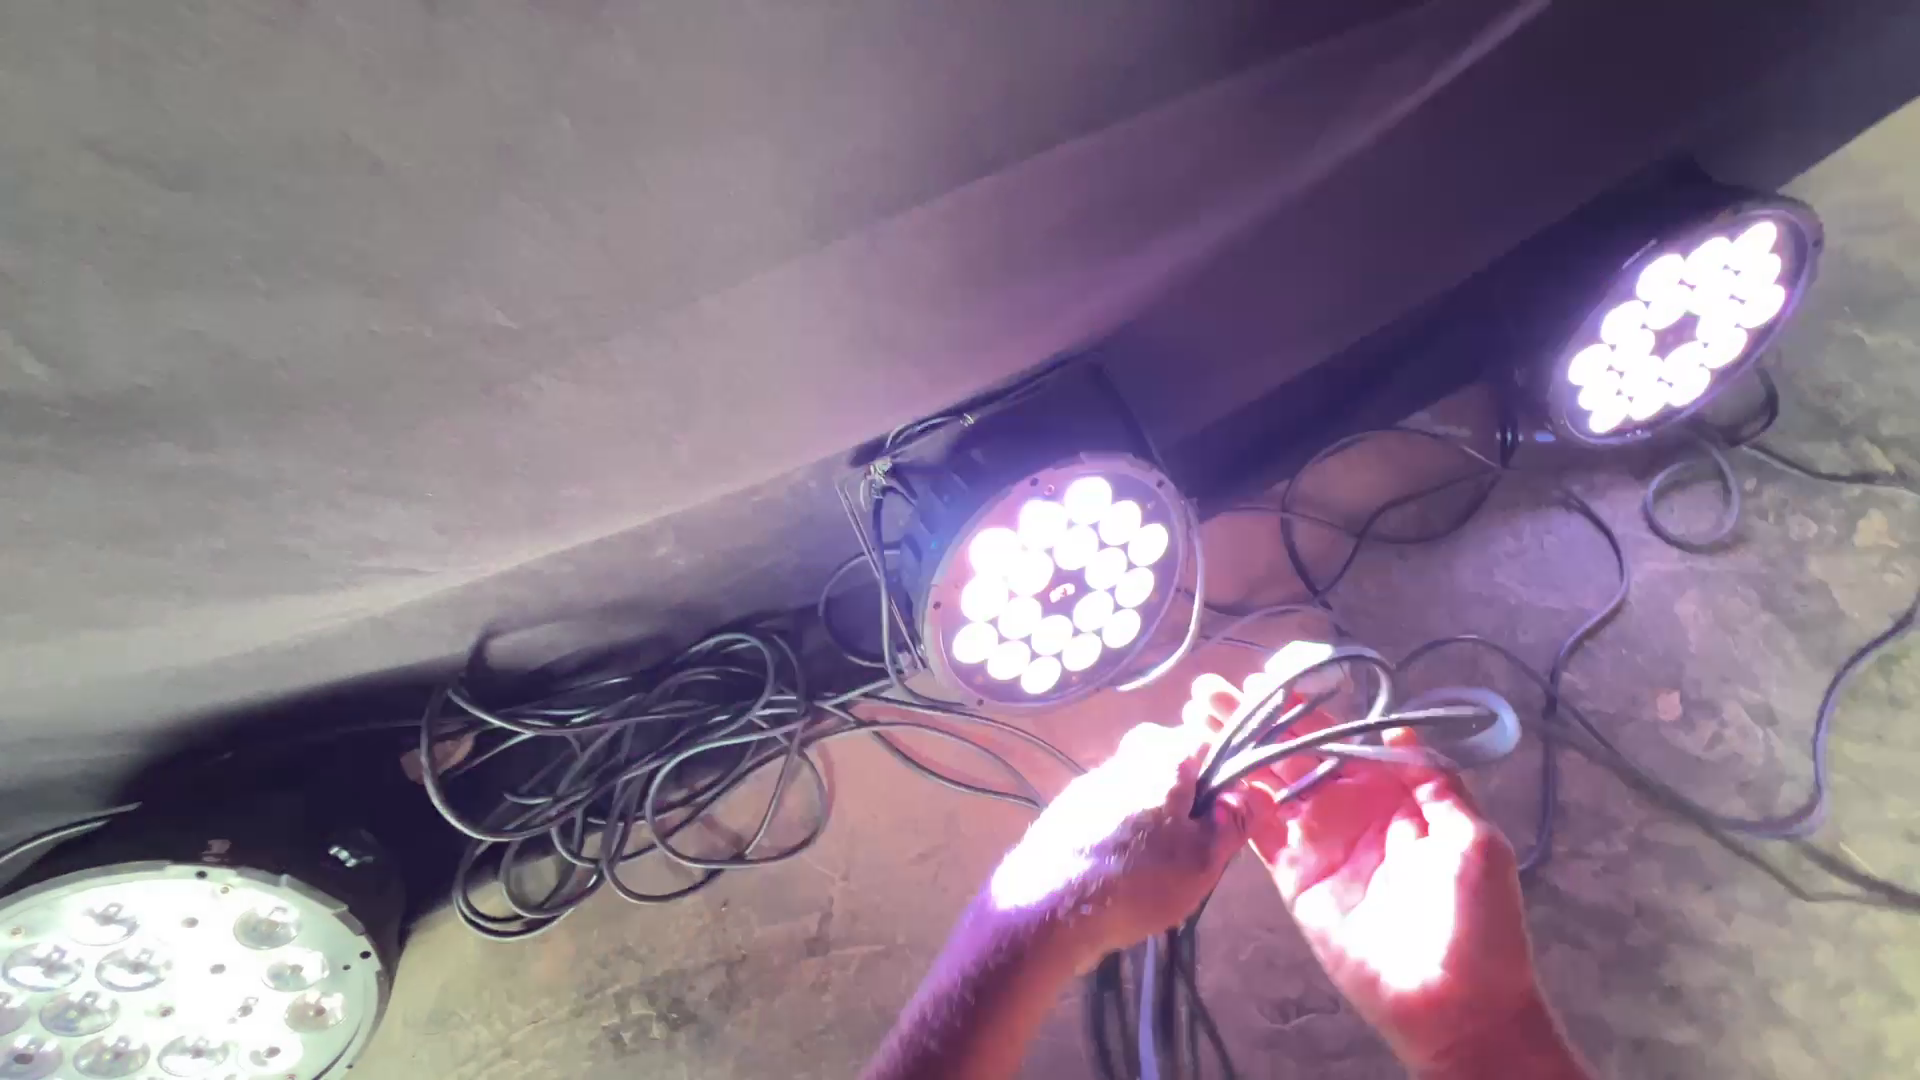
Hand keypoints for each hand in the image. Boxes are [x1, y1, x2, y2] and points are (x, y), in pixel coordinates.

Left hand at [984, 721, 1247, 968]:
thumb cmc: (1138, 879)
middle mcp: (1125, 756)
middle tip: (1191, 846)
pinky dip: (1121, 830)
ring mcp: (1090, 780)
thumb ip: (1233, 822)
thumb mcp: (1203, 860)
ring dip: (1152, 815)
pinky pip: (1109, 808)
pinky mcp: (1067, 806)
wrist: (1049, 903)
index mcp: (1163, 756)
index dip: (1223, 776)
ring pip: (1138, 787)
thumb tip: (1259, 792)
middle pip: (1169, 764)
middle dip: (1185, 797)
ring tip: (1154, 866)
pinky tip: (1119, 869)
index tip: (1224, 815)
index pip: (1205, 741)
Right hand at [1189, 673, 1560, 1075]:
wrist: (1454, 1007)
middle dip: (1251, 718)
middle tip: (1208, 690)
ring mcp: (1313, 837)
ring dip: (1231, 747)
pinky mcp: (1290, 872)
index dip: (1299, 708)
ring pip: (1264, 780)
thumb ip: (1435, 782)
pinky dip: (1231, 798)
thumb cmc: (1476, 923)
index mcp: (1386, 791)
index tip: (1264, 681)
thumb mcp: (1473, 843)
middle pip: (1288, 751)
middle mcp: (1343, 805)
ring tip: (1194, 716)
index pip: (1335, 736)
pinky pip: (1255, 827)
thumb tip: (1393, 726)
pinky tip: (1208, 769)